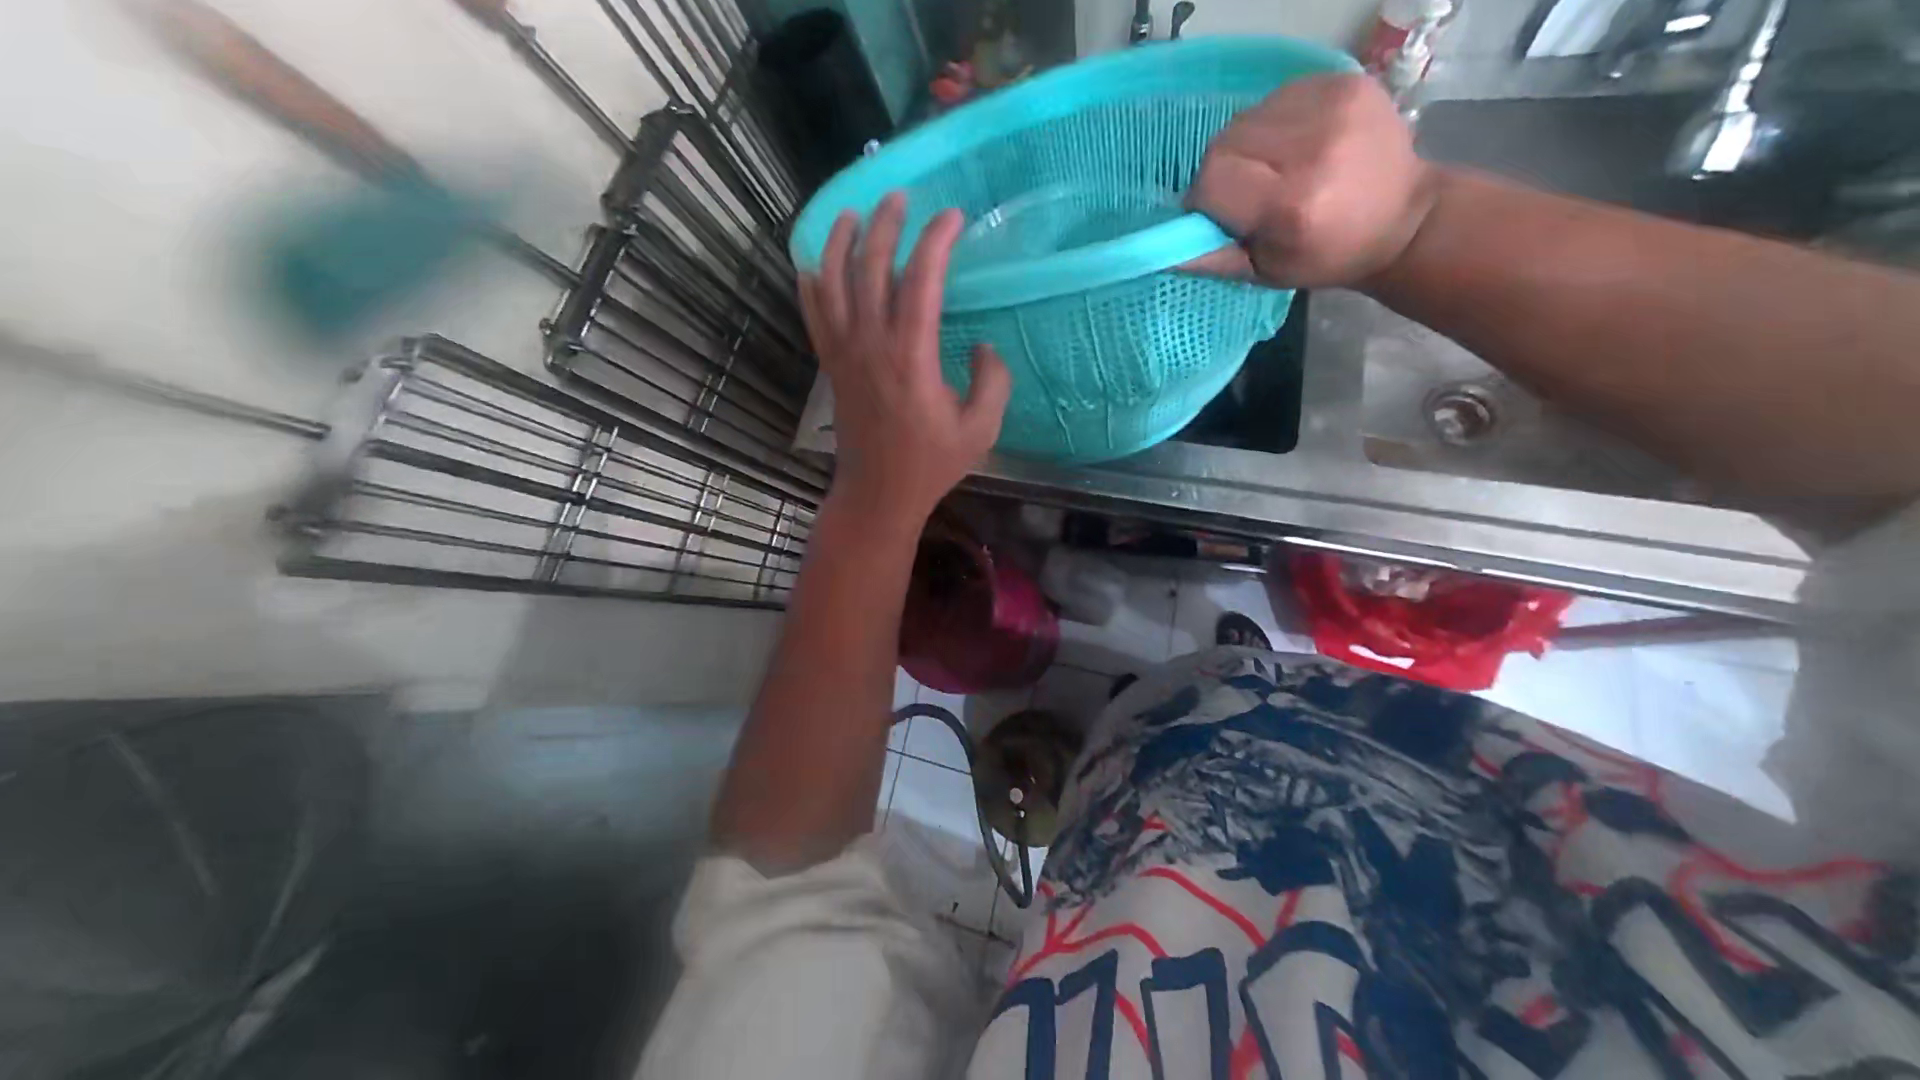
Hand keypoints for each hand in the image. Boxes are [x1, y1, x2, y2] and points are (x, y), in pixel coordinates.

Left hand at [800, 193, 1011, 525]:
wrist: (878, 493)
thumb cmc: (931, 464)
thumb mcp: (981, 429)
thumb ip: (992, 382)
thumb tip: (983, 347)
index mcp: (912, 357)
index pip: (921, 281)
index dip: (935, 241)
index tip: (953, 218)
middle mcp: (871, 345)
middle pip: (870, 268)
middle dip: (886, 225)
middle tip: (901, 197)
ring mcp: (845, 354)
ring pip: (833, 283)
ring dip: (841, 242)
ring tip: (853, 213)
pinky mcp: (832, 366)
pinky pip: (814, 315)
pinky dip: (811, 283)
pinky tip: (814, 262)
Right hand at [1186, 73, 1436, 288]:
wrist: (1402, 218)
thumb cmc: (1325, 256)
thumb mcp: (1264, 273)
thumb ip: (1212, 258)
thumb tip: (1161, 251)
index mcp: (1293, 203)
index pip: (1212, 180)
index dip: (1206, 200)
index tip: (1222, 215)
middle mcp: (1314, 148)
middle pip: (1224, 145)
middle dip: (1224, 173)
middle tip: (1249, 194)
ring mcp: (1333, 107)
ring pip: (1246, 119)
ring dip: (1247, 146)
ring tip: (1275, 169)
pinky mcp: (1345, 81)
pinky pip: (1276, 99)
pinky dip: (1272, 124)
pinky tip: (1295, 145)